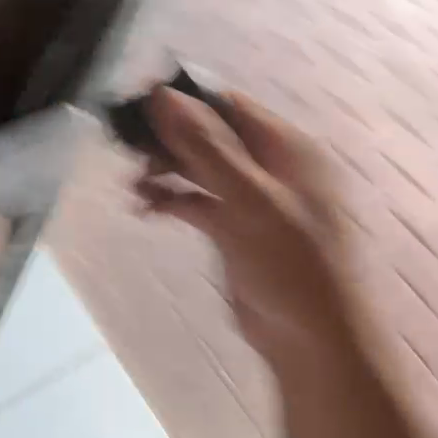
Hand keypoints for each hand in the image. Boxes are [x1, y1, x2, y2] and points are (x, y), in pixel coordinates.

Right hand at [137, 86, 368, 370]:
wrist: (312, 342)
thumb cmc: (292, 265)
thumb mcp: (250, 200)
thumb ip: (206, 146)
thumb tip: (161, 95)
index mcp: (286, 148)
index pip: (226, 104)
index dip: (182, 100)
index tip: (135, 104)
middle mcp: (268, 165)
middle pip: (206, 133)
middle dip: (165, 138)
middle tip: (124, 148)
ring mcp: (250, 196)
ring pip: (196, 165)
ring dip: (162, 169)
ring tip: (130, 183)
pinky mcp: (233, 225)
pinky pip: (193, 199)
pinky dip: (169, 199)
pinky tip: (144, 208)